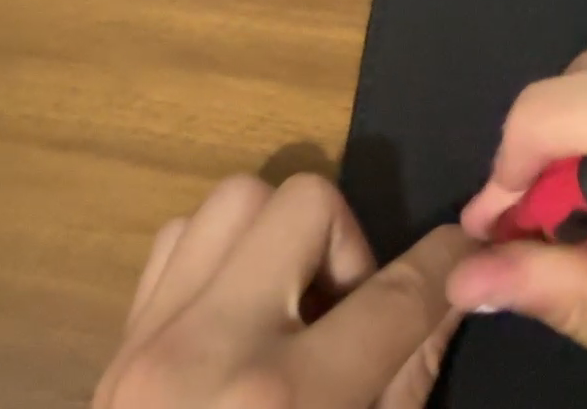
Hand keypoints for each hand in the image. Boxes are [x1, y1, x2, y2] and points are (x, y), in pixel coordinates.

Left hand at [95, 173, 475, 408]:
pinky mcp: (119, 339)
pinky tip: (237, 314)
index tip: (466, 249)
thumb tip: (455, 280)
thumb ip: (412, 370)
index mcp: (287, 403)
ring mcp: (151, 340)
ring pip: (238, 199)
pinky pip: (183, 234)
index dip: (448, 262)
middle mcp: (212, 352)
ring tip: (287, 307)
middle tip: (343, 315)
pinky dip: (224, 254)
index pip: (395, 297)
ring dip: (281, 237)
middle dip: (346, 244)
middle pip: (307, 202)